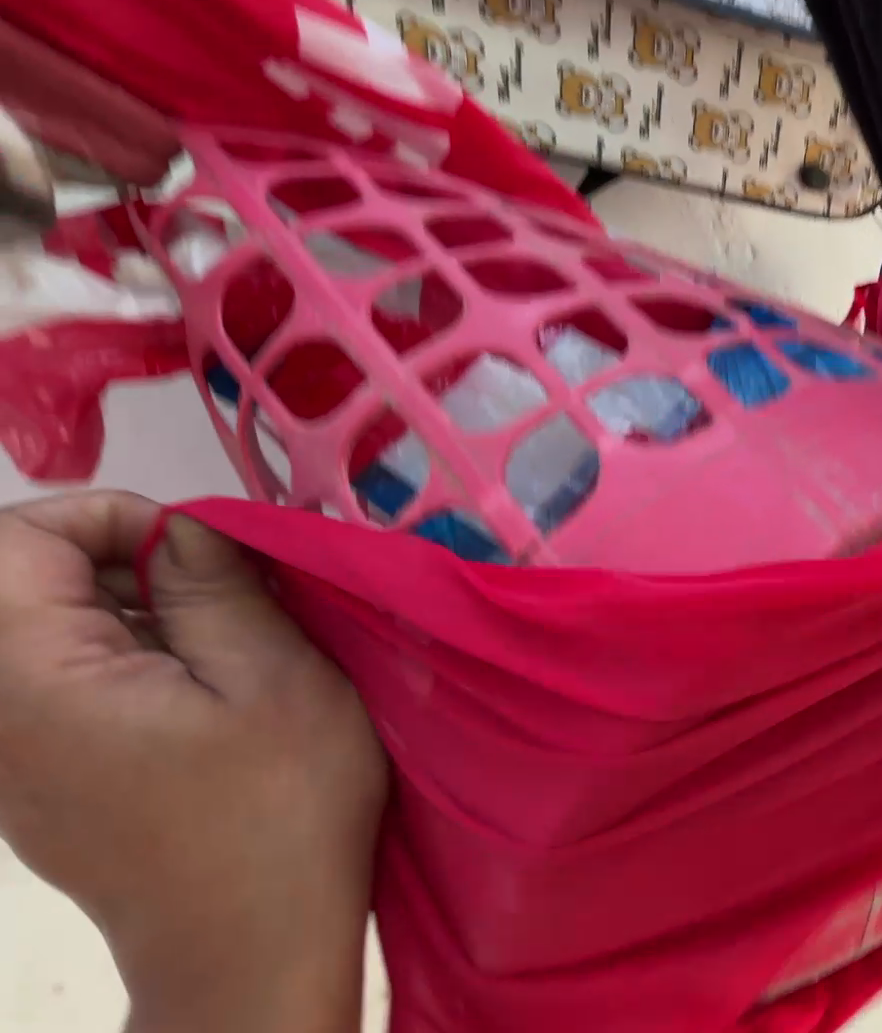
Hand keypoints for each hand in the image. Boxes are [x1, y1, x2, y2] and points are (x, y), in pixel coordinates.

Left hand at [0, 492, 385, 1032]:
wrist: (253, 936)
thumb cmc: (282, 800)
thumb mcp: (277, 679)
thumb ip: (218, 591)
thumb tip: (183, 530)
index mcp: (33, 683)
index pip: (11, 541)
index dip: (109, 516)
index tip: (204, 548)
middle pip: (20, 586)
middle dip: (129, 562)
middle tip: (235, 595)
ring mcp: (9, 756)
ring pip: (44, 633)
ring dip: (136, 611)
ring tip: (231, 644)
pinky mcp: (40, 782)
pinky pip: (61, 684)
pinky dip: (130, 658)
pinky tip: (205, 693)